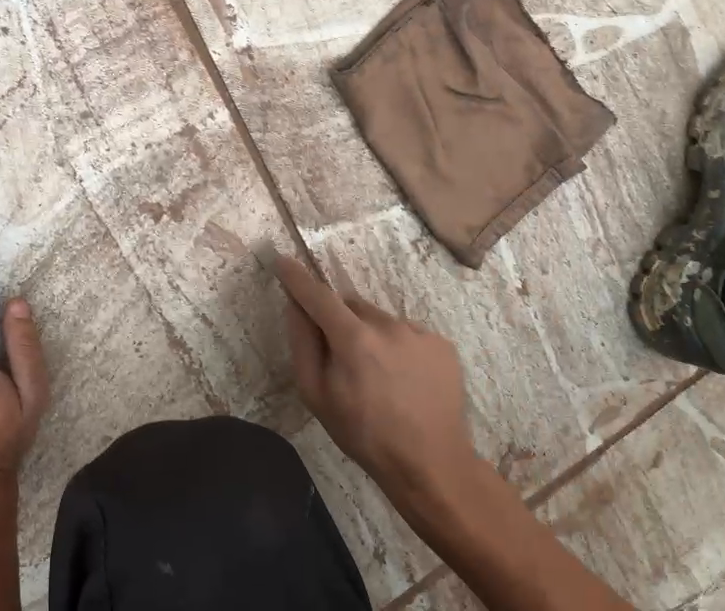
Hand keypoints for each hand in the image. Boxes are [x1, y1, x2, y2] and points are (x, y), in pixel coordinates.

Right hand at [275, 256, 474, 492]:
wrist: (432, 465)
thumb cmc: (364, 435)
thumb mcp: (317, 396)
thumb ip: (303, 345)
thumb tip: (295, 306)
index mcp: (354, 340)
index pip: (318, 296)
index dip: (297, 278)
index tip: (282, 260)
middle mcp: (388, 326)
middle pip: (350, 307)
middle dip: (339, 323)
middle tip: (341, 360)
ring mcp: (419, 333)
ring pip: (379, 320)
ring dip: (370, 336)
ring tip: (379, 378)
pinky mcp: (442, 345)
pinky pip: (407, 334)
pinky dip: (397, 348)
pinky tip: (403, 380)